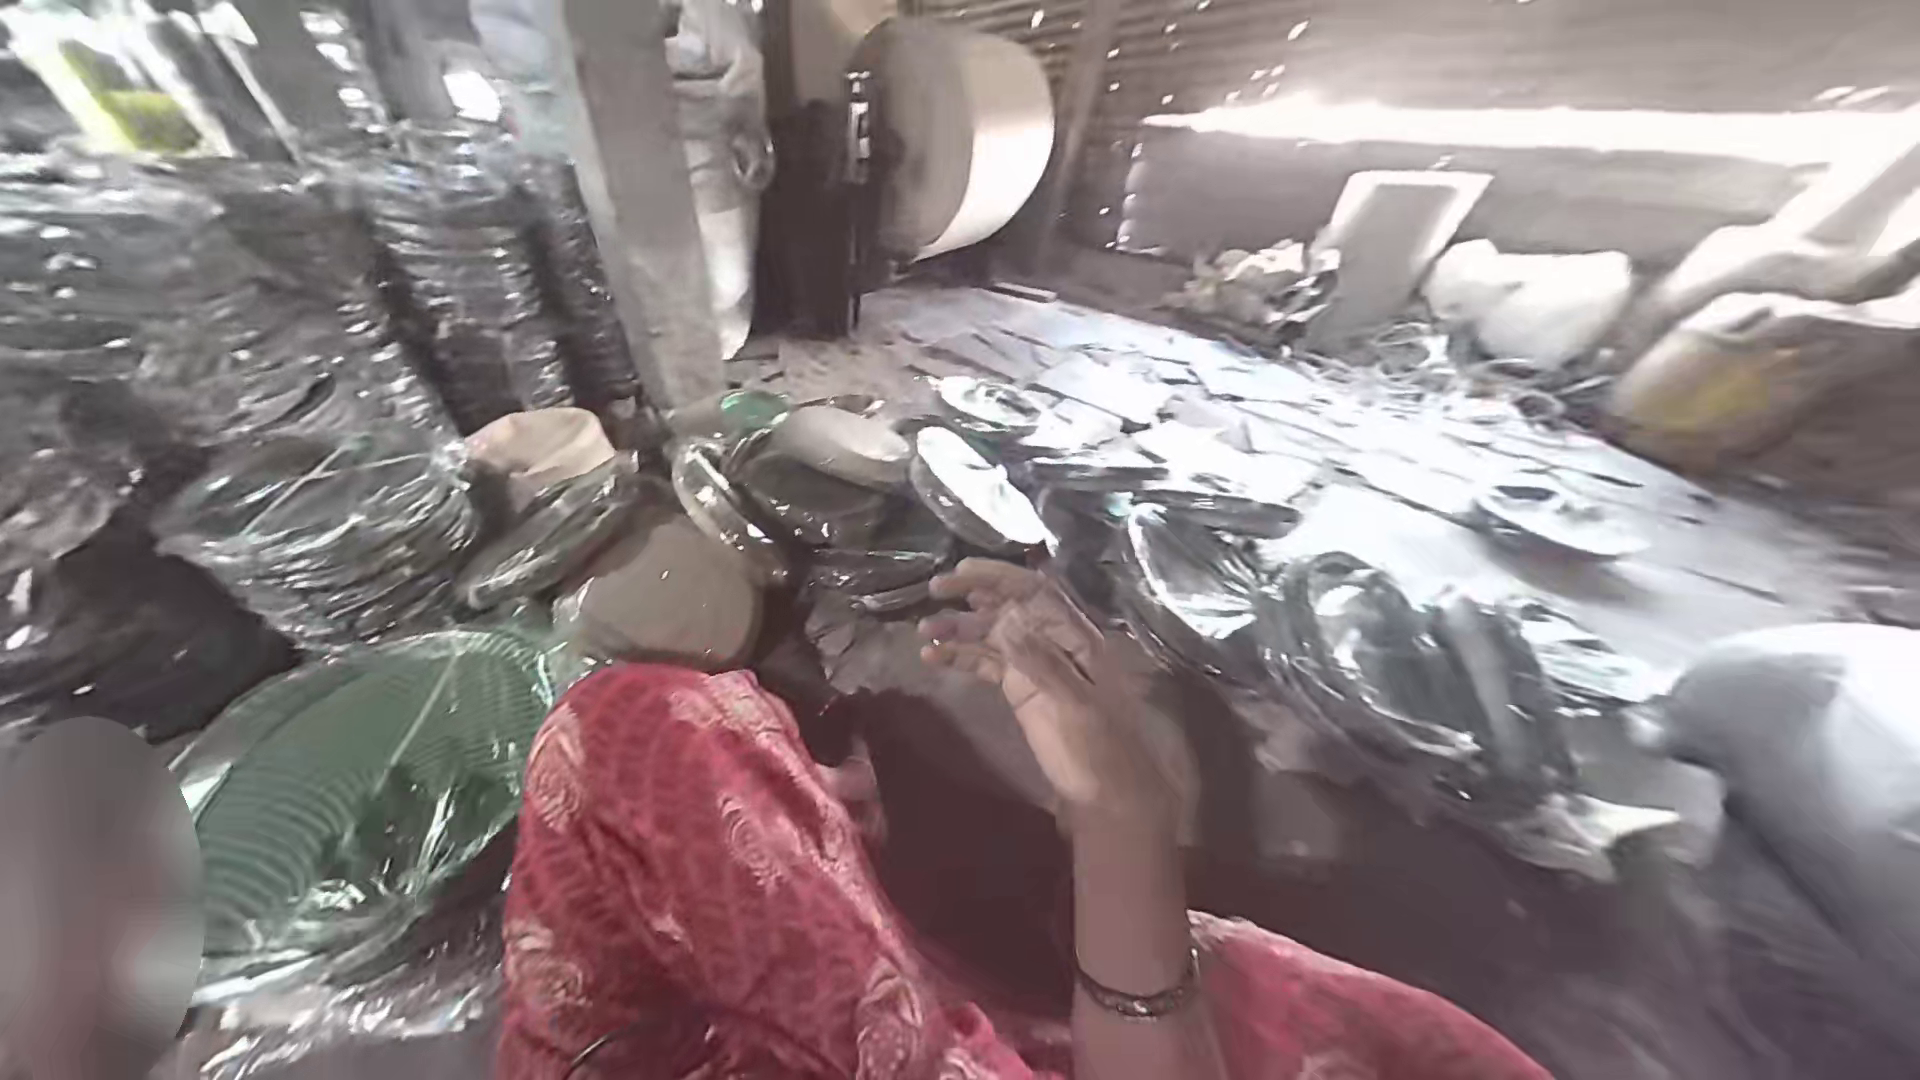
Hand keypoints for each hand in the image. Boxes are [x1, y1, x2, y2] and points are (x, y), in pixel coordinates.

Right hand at [918, 559, 1188, 831]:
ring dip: (958, 629)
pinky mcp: (1019, 688)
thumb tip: (1004, 616)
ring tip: (923, 632)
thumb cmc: (1097, 749)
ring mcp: (1034, 665)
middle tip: (933, 590)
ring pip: (992, 635)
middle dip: (971, 594)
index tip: (959, 571)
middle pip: (1009, 606)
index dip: (998, 576)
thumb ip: (1039, 659)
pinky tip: (933, 658)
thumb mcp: (1073, 703)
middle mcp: (1052, 641)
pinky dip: (961, 658)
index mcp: (1075, 636)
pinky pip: (986, 664)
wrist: (1104, 797)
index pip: (1035, 591)